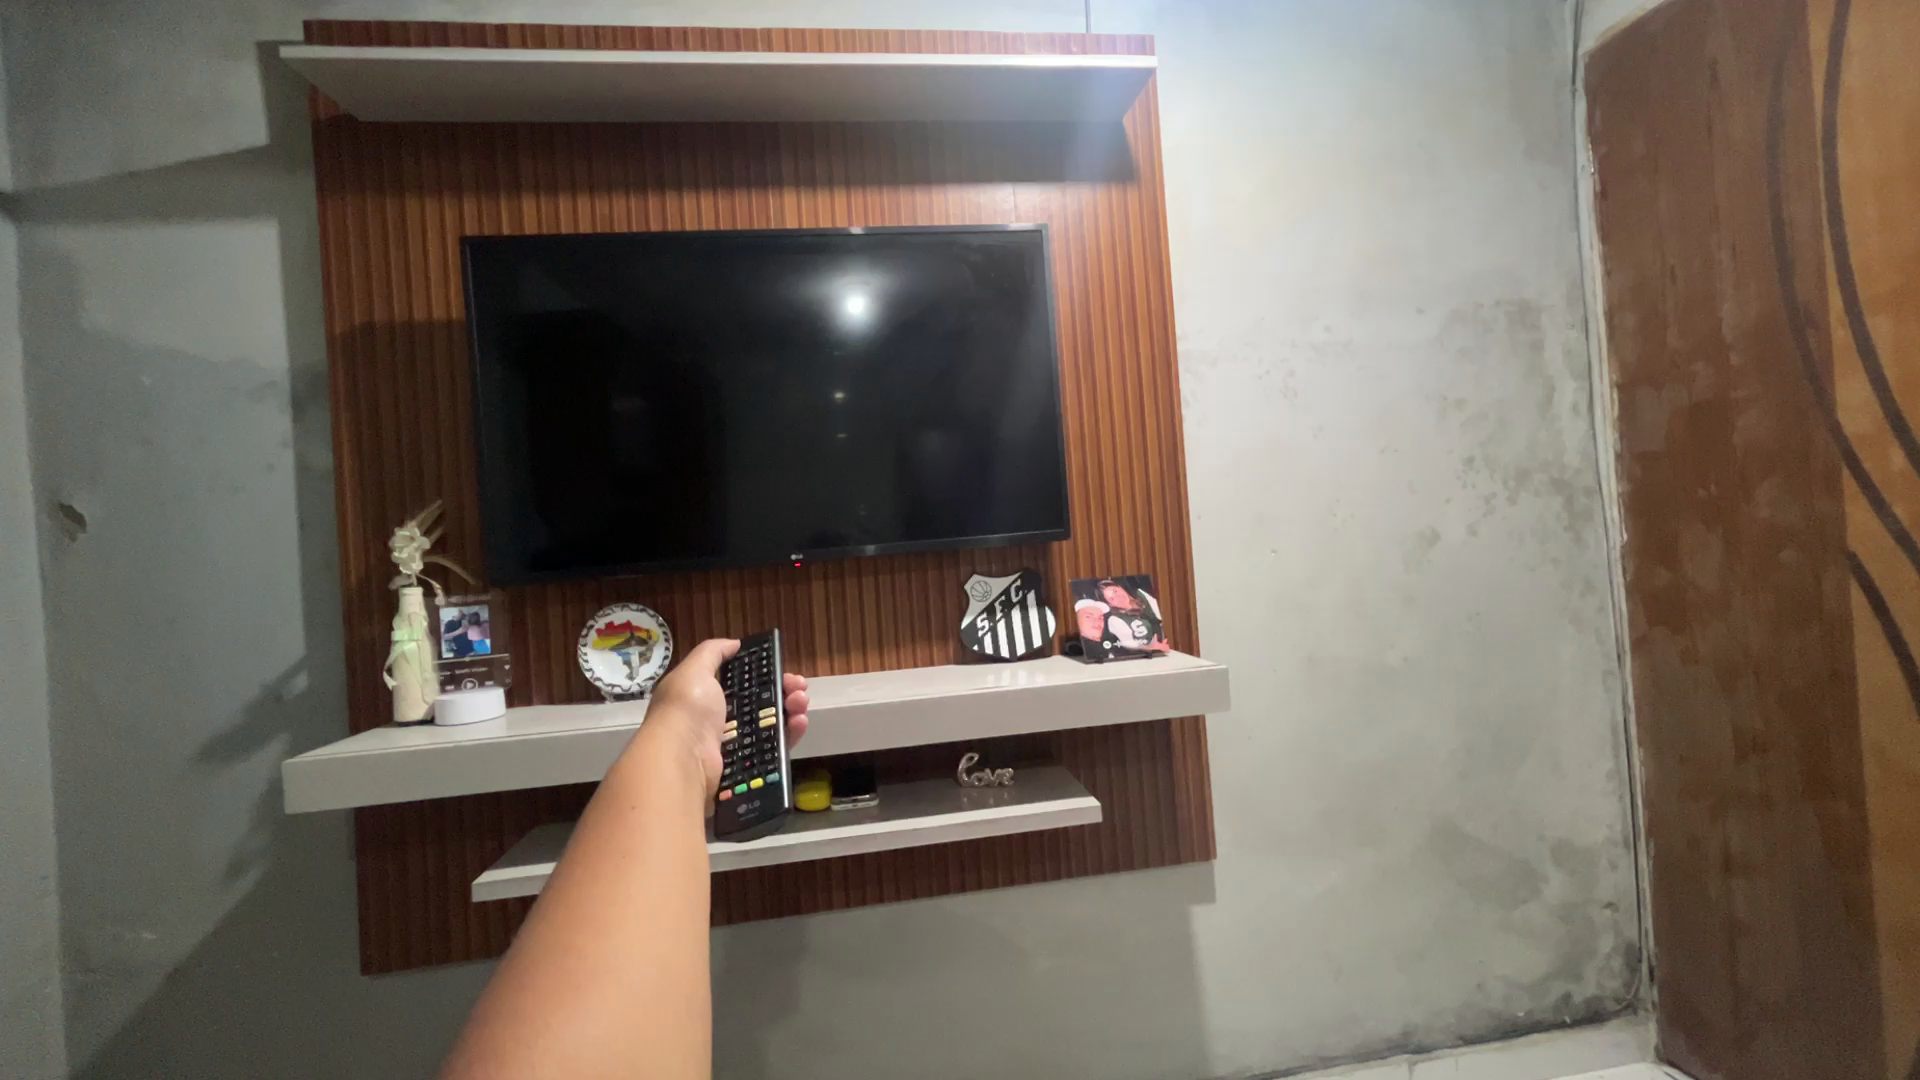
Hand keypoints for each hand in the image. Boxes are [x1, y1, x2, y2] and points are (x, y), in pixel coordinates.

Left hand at [635, 638, 810, 799]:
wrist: (682, 758)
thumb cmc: (687, 709)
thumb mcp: (694, 670)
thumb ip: (713, 652)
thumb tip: (735, 643)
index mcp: (708, 697)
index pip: (743, 684)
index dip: (764, 675)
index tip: (783, 670)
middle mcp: (722, 720)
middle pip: (762, 703)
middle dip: (784, 691)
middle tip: (799, 687)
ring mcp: (736, 743)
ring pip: (772, 724)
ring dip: (791, 709)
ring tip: (801, 702)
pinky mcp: (748, 764)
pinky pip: (775, 747)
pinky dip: (790, 733)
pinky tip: (799, 721)